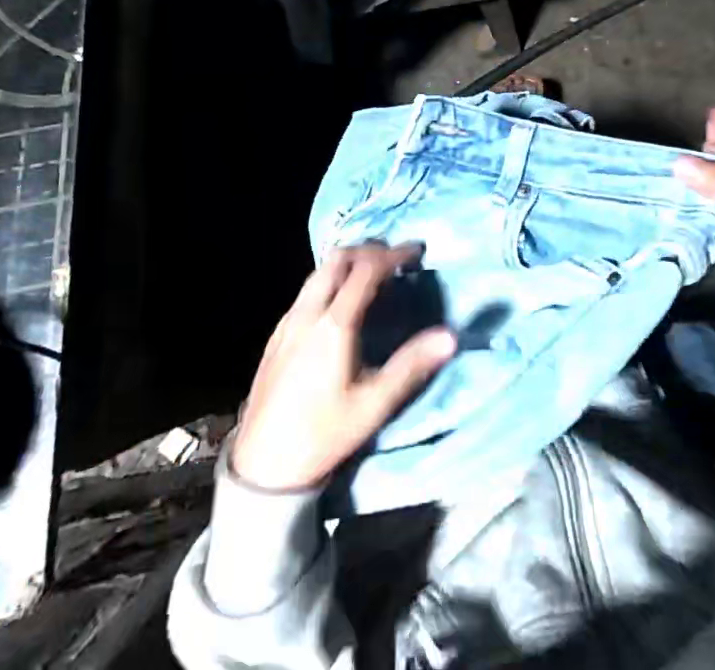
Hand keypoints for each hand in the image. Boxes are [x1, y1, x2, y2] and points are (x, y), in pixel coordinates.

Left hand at [231, 243, 456, 491]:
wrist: (263, 464)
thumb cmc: (323, 434)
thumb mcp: (374, 404)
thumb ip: (412, 365)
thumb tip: (450, 336)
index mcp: (334, 325)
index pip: (366, 270)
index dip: (394, 255)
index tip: (416, 251)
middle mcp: (307, 314)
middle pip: (337, 260)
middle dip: (368, 250)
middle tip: (395, 257)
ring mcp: (287, 323)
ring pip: (318, 273)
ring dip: (347, 263)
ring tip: (373, 274)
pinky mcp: (277, 336)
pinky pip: (306, 291)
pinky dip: (330, 281)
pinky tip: (341, 304)